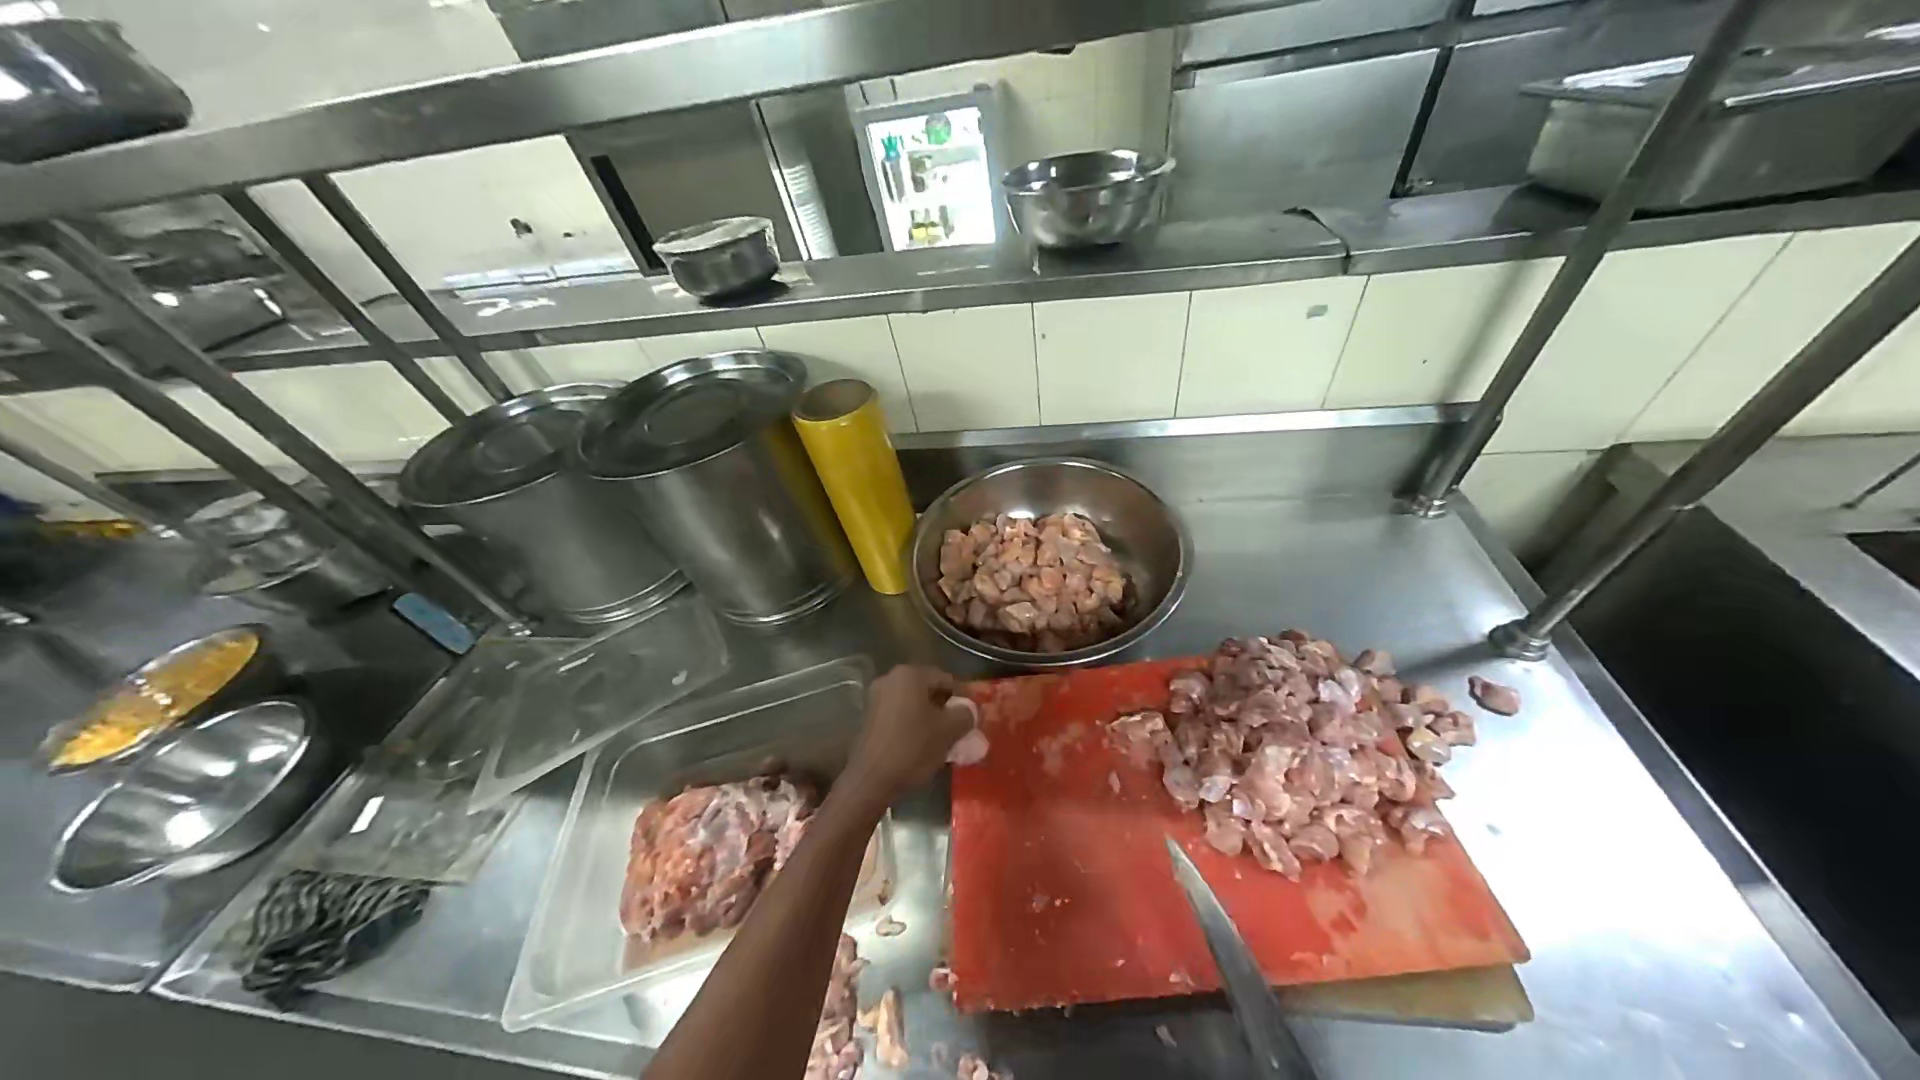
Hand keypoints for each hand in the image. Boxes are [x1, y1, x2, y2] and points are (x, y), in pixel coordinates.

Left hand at [840, 664, 971, 807]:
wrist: (870, 780)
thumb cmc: (912, 748)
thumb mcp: (949, 731)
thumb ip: (966, 715)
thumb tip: (970, 711)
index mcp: (910, 675)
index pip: (947, 679)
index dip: (964, 697)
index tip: (975, 716)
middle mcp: (890, 678)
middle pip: (929, 689)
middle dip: (947, 707)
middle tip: (962, 727)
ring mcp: (877, 697)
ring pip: (914, 702)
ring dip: (931, 716)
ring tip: (945, 737)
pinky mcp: (870, 716)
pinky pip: (900, 713)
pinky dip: (915, 723)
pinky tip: (924, 742)